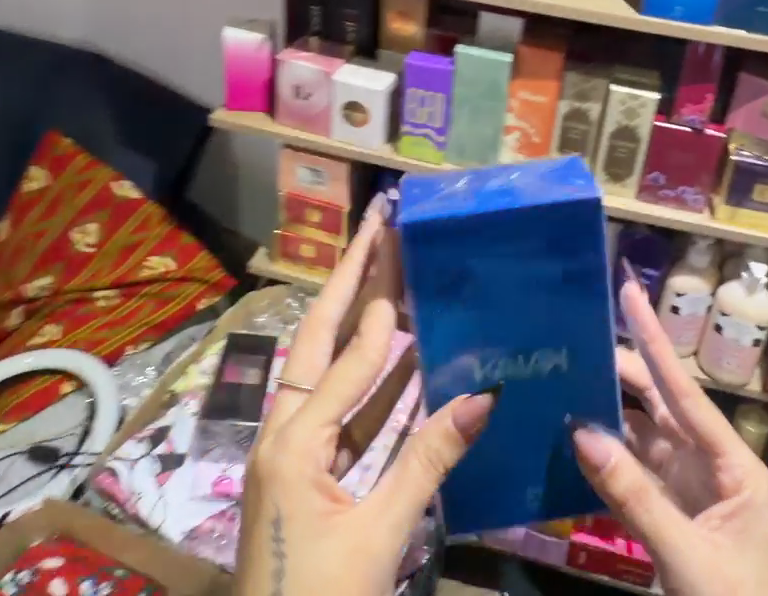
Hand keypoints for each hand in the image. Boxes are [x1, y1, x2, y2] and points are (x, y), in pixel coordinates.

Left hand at [235, 205, 496, 595]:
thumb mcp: (376, 536)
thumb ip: (427, 464)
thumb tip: (482, 399)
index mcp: (291, 444)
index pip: (342, 365)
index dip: (377, 319)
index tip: (400, 262)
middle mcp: (284, 433)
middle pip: (318, 342)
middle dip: (347, 284)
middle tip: (376, 231)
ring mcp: (293, 453)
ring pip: (330, 375)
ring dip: (363, 329)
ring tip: (396, 279)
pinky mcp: (306, 474)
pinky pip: (344, 417)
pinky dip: (373, 388)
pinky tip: (406, 363)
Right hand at [572, 279, 767, 595]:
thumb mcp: (689, 555)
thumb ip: (634, 496)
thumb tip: (580, 433)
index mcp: (732, 464)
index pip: (683, 391)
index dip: (653, 340)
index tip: (628, 295)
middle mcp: (709, 465)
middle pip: (659, 405)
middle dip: (622, 371)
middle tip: (576, 342)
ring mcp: (686, 490)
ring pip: (639, 437)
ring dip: (605, 413)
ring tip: (564, 380)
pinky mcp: (666, 517)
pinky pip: (629, 476)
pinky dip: (602, 459)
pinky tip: (570, 439)